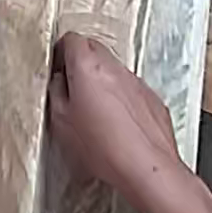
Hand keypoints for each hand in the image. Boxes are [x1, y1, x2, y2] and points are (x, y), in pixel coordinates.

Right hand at [47, 31, 182, 206]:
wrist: (149, 173)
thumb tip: (59, 83)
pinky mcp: (155, 102)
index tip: (58, 67)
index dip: (61, 51)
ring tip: (97, 108)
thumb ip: (56, 91)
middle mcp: (114, 69)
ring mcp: (138, 84)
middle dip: (82, 60)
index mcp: (87, 66)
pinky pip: (133, 89)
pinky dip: (123, 97)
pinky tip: (119, 122)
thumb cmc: (105, 148)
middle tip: (73, 83)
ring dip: (103, 80)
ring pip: (114, 69)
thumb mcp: (60, 119)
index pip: (71, 39)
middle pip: (94, 48)